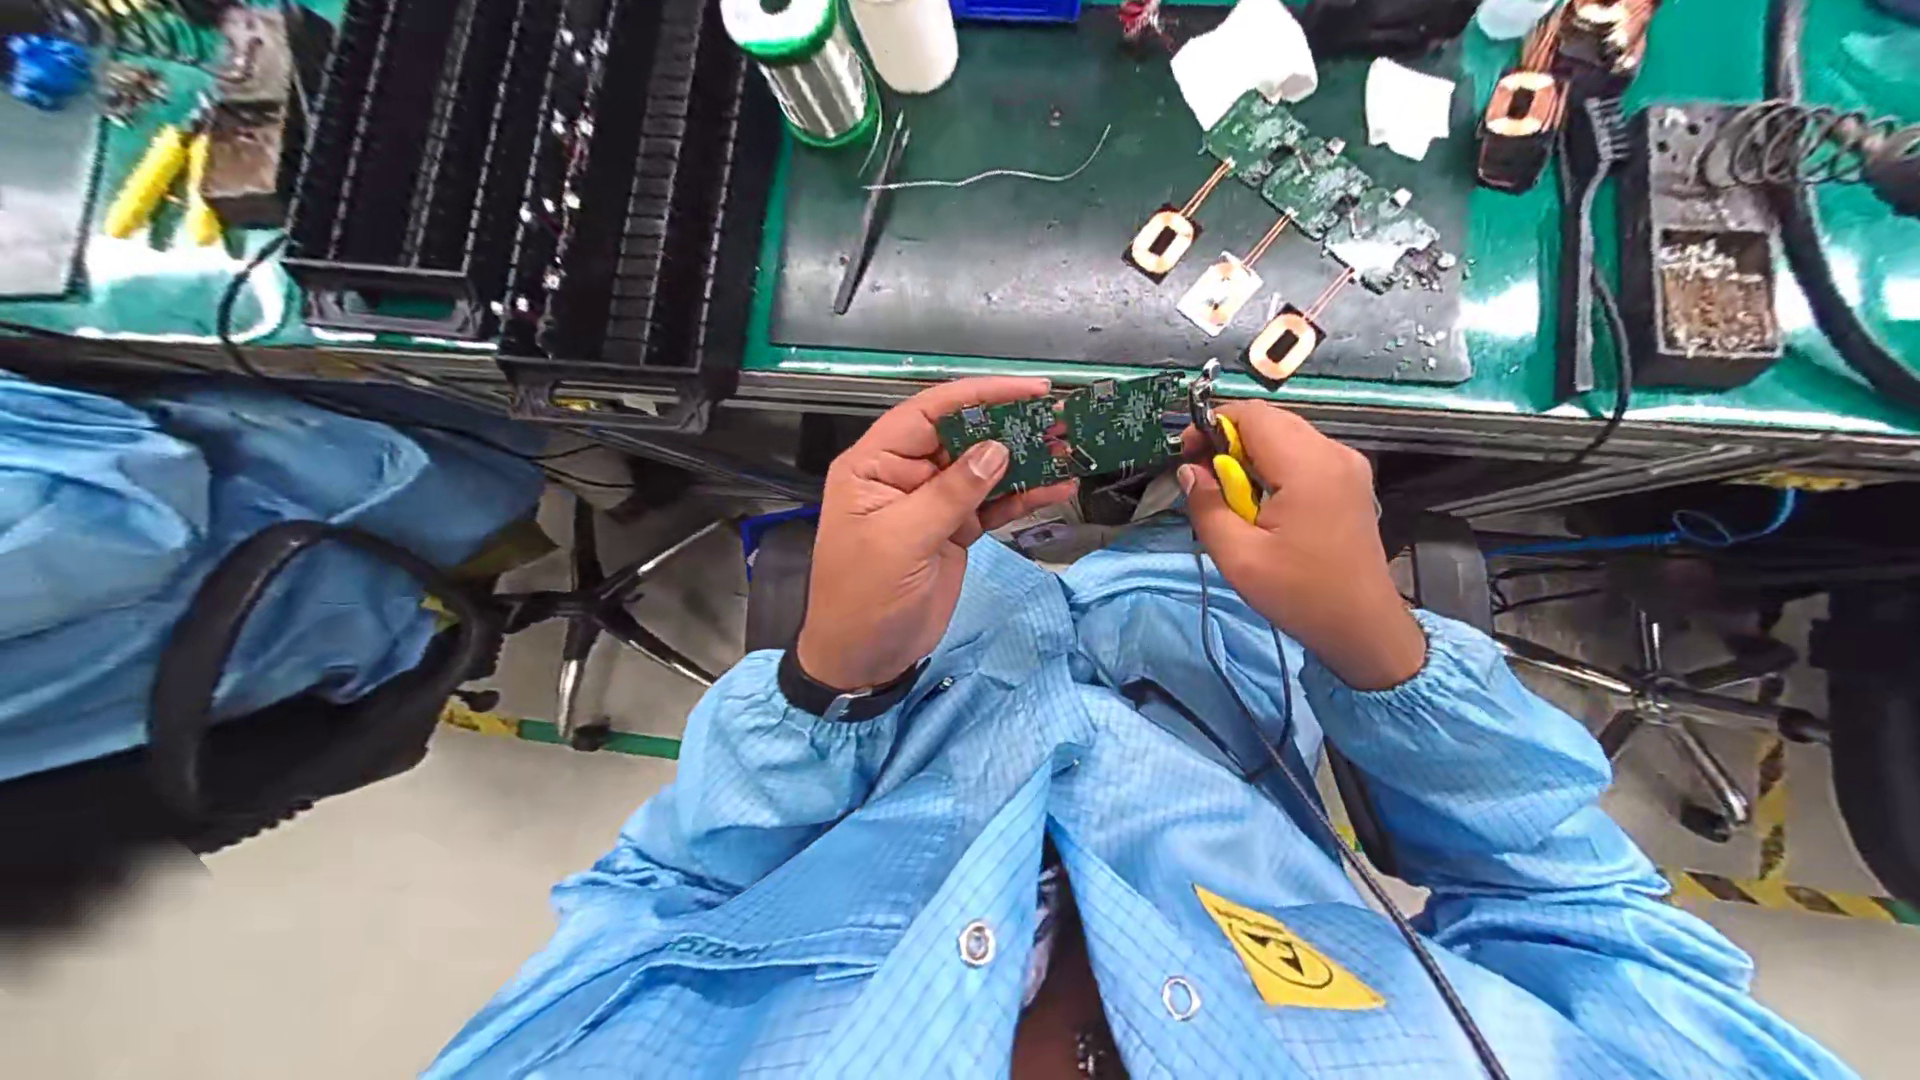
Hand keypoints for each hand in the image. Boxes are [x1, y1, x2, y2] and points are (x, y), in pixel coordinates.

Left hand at [795, 378, 1077, 691]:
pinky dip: (1022, 497)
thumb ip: (950, 494)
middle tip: (1061, 420)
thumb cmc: (864, 597)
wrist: (864, 657)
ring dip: (1024, 461)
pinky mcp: (953, 530)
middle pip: (962, 437)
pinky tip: (1056, 487)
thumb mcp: (902, 540)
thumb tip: (996, 450)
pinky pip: (991, 505)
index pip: (929, 413)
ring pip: (982, 470)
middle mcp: (904, 475)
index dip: (978, 396)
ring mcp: (932, 503)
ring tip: (1069, 449)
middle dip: (1010, 427)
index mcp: (875, 465)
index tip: (1028, 391)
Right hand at [1179, 402, 1424, 689]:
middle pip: (1268, 419)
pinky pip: (1301, 452)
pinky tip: (1260, 499)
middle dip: (1227, 439)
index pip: (1252, 414)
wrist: (1361, 625)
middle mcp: (1333, 453)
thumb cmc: (1299, 594)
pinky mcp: (1349, 479)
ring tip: (1229, 493)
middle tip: (1202, 477)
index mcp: (1307, 467)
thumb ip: (1207, 506)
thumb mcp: (1238, 557)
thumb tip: (1189, 471)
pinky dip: (1271, 463)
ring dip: (1248, 453)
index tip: (1187, 456)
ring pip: (1284, 434)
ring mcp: (1346, 464)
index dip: (1212, 425)